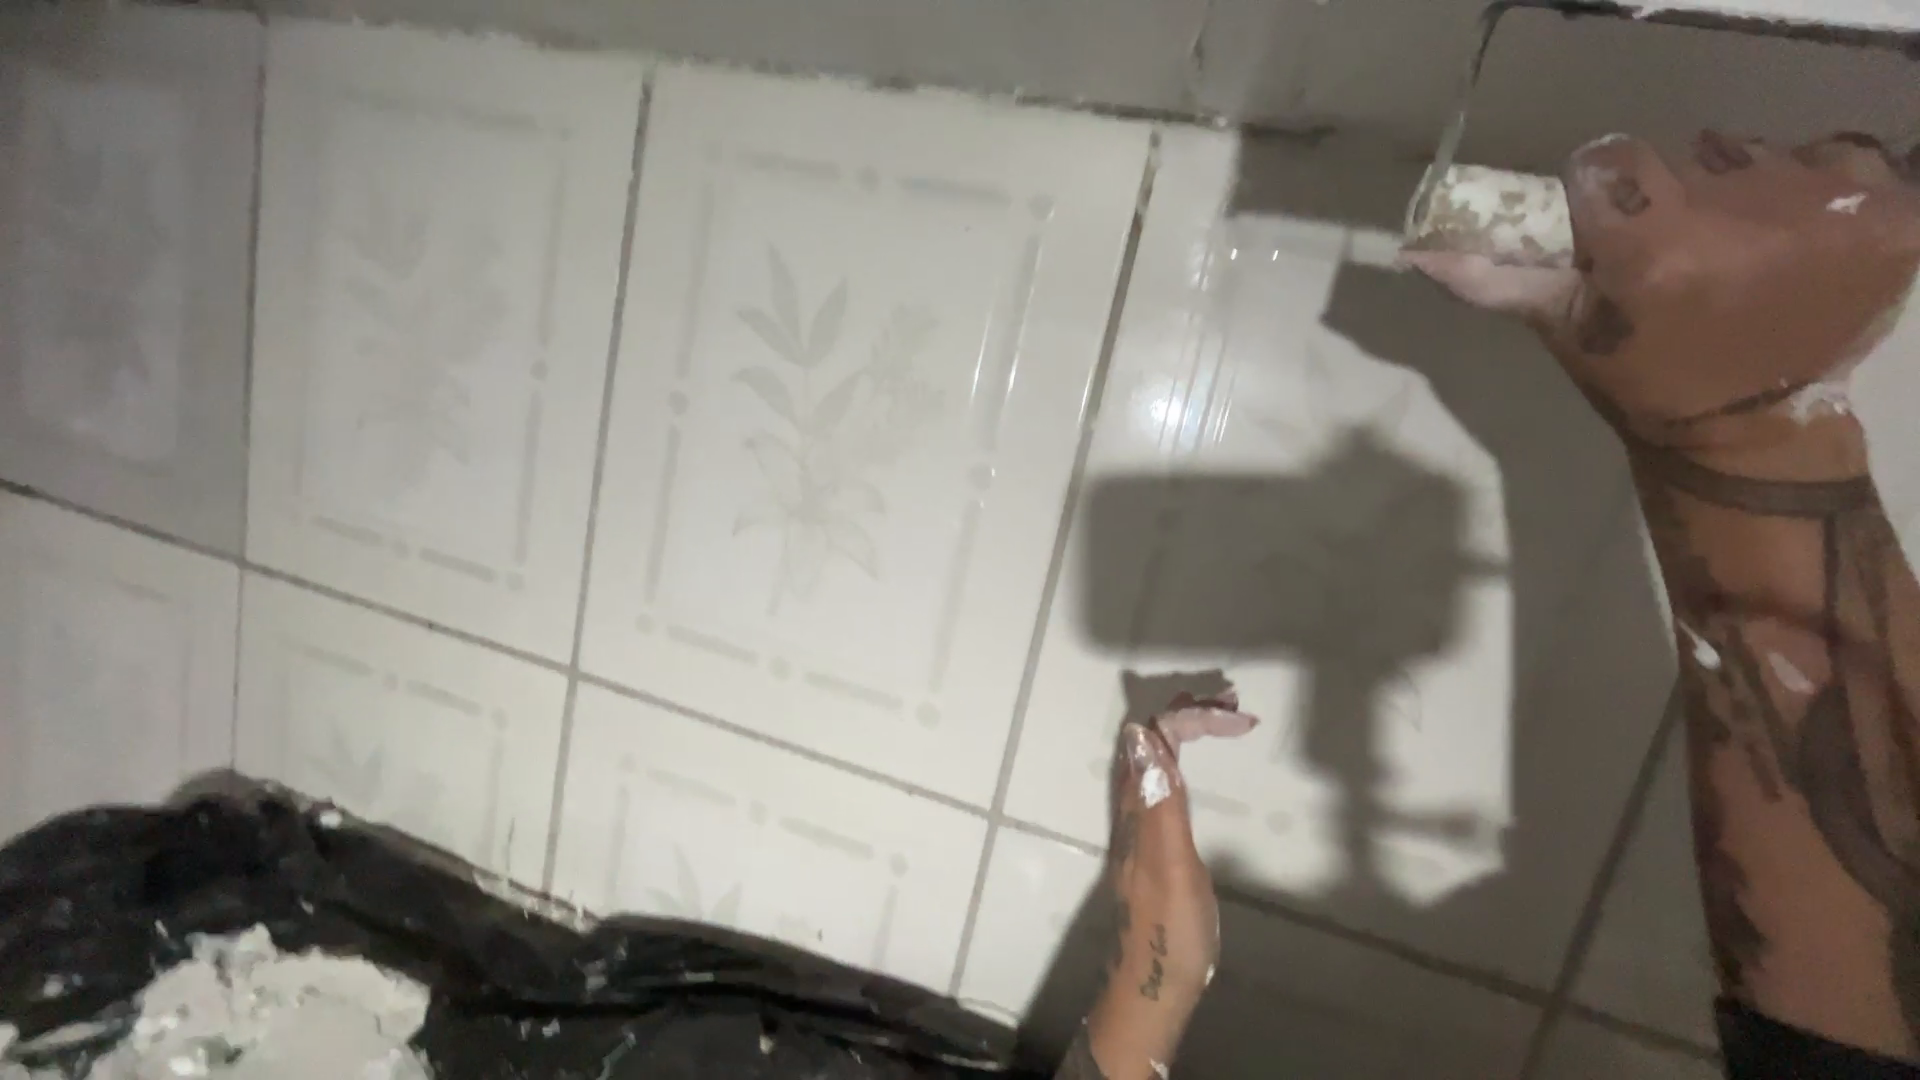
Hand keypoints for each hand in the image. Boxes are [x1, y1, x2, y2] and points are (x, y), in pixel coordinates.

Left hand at [1079, 692, 1257, 1079]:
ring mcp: (1140, 820)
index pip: (1157, 735)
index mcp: (1139, 804)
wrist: (1152, 982)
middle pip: (1151, 739)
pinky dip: (1182, 756)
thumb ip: (1160, 800)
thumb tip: (1142, 732)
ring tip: (1221, 718)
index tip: (1239, 717)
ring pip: (1154, 757)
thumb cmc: (1170, 927)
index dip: (1193, 716)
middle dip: (1188, 713)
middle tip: (1232, 705)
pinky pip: (1161, 778)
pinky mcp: (1150, 837)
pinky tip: (1194, 766)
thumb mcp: (1170, 864)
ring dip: (1184, 730)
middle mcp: (1133, 804)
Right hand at [1404, 132, 1919, 481]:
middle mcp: (1739, 218)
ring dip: (1738, 187)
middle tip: (1671, 247)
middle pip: (1685, 155)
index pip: (1609, 163)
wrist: (1749, 427)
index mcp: (1648, 252)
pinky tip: (1797, 234)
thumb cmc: (1638, 381)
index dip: (1601, 189)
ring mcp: (1826, 212)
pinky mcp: (1896, 214)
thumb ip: (1494, 283)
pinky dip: (1815, 186)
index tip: (1608, 221)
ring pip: (1758, 152)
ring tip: (1735, 243)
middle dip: (1668, 193)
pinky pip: (1842, 156)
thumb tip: (1414, 252)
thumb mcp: (1559, 333)